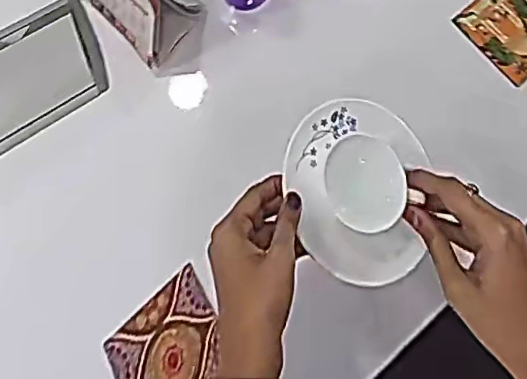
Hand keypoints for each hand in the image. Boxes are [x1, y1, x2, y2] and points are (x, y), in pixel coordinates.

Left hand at [207, 175, 303, 378]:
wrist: (252, 347)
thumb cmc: (256, 308)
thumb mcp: (279, 256)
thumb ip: (287, 224)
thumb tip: (291, 202)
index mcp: (227, 231)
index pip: (251, 197)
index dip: (272, 186)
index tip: (286, 180)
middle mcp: (225, 242)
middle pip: (253, 213)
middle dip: (277, 206)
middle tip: (296, 199)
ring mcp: (232, 260)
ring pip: (258, 232)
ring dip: (279, 227)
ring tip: (300, 221)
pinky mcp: (242, 275)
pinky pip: (260, 248)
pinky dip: (277, 244)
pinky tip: (295, 245)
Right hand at [404, 169, 526, 378]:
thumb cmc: (512, 332)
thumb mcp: (458, 286)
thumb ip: (434, 243)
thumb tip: (417, 217)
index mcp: (496, 233)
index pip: (452, 190)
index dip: (424, 180)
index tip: (406, 178)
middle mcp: (508, 228)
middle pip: (461, 192)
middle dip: (430, 189)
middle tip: (405, 191)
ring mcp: (512, 235)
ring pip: (469, 204)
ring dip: (441, 203)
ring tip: (415, 206)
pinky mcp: (512, 244)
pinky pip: (478, 220)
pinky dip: (455, 218)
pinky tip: (436, 223)